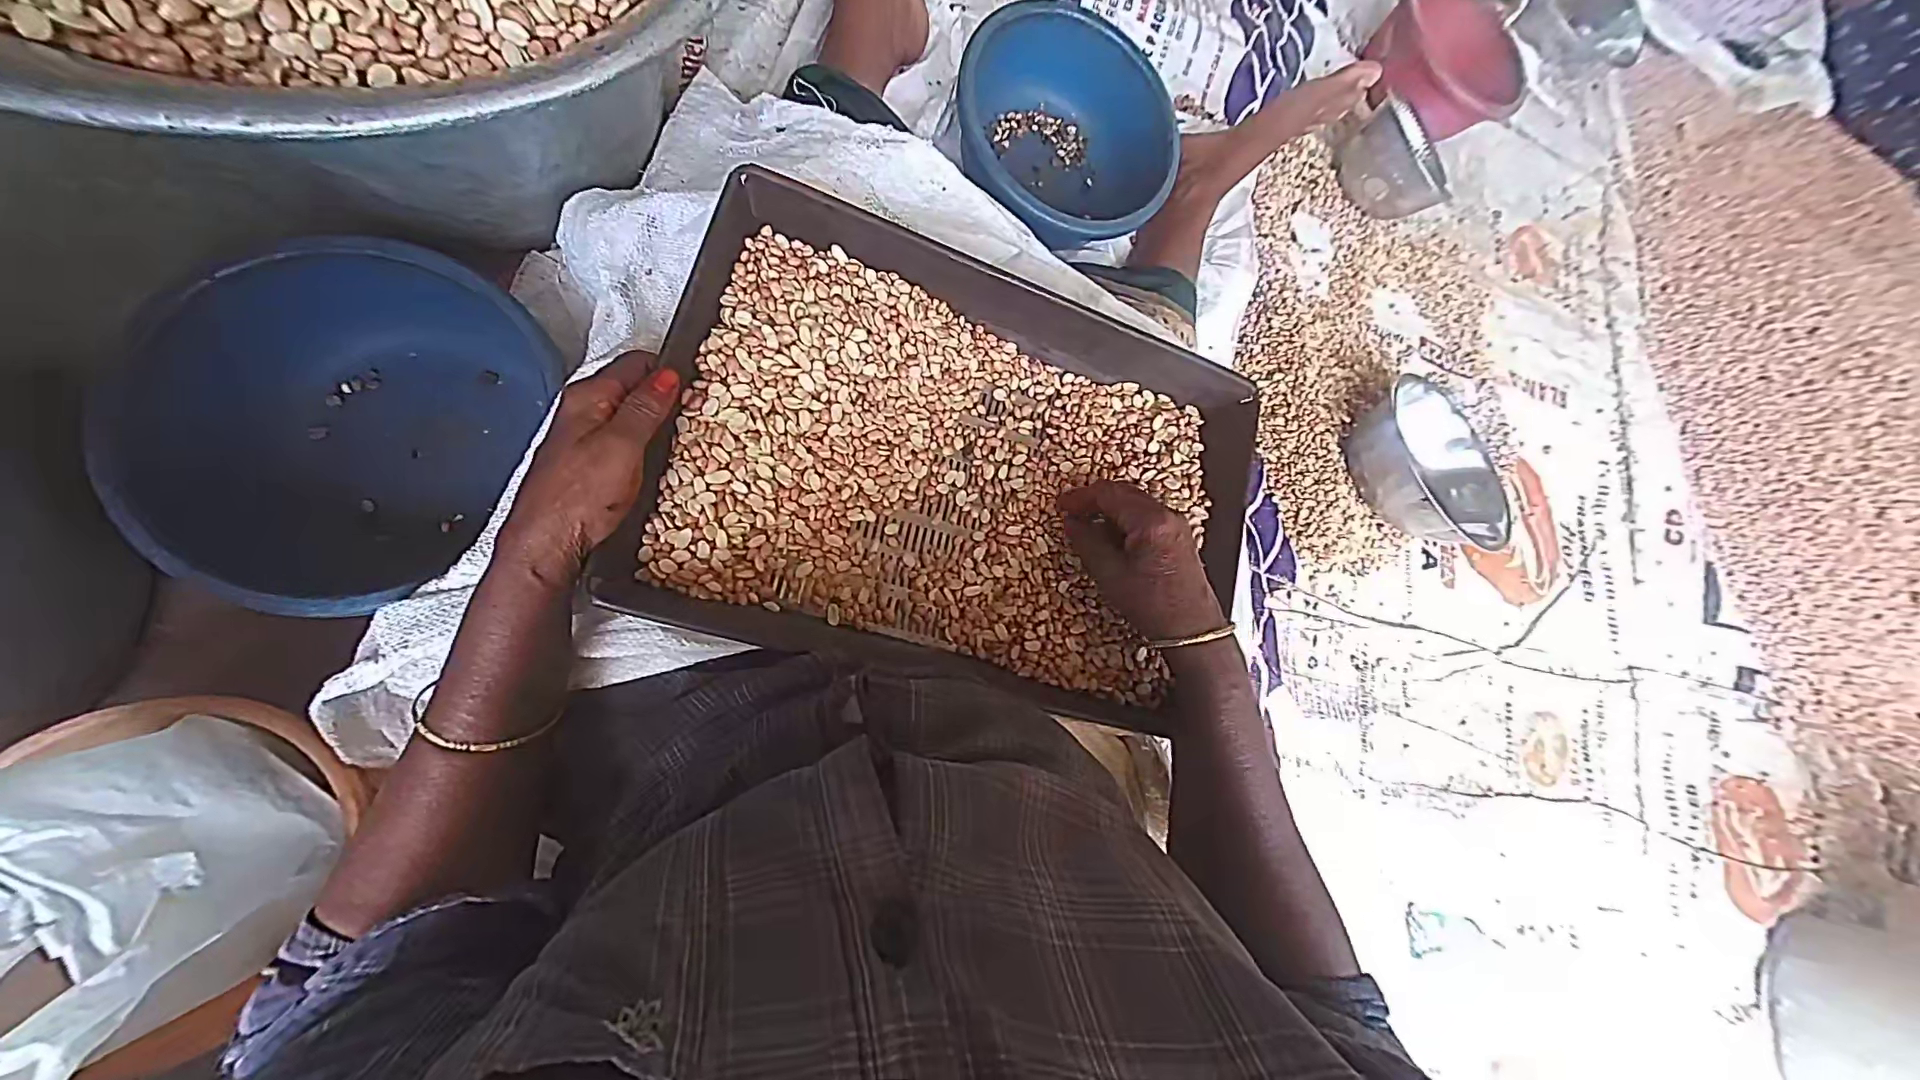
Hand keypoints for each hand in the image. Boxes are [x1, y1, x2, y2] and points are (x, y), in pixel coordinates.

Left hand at [494, 350, 680, 589]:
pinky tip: (659, 459)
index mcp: (588, 398)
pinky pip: (627, 442)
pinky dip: (647, 444)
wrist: (548, 543)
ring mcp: (587, 438)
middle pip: (634, 389)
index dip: (669, 371)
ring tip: (683, 435)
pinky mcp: (592, 463)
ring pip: (631, 417)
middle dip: (666, 396)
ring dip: (658, 423)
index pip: (637, 364)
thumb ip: (646, 408)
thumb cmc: (577, 498)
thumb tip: (668, 377)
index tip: (696, 385)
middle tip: (696, 411)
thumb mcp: (623, 446)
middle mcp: (584, 412)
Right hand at [1057, 481, 1223, 641]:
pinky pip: (1146, 516)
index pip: (1109, 494)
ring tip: (1088, 528)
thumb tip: (1072, 523)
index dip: (1080, 497)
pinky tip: (1111, 538)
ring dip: (1109, 510)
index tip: (1063, 505)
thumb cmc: (1153, 605)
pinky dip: (1125, 521)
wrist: (1190, 629)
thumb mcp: (1109, 574)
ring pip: (1135, 503)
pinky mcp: (1178, 535)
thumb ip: (1086, 542)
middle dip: (1094, 501)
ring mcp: (1176, 524)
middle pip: (1124, 493)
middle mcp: (1167, 515)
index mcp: (1151, 521)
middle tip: (1072, 513)